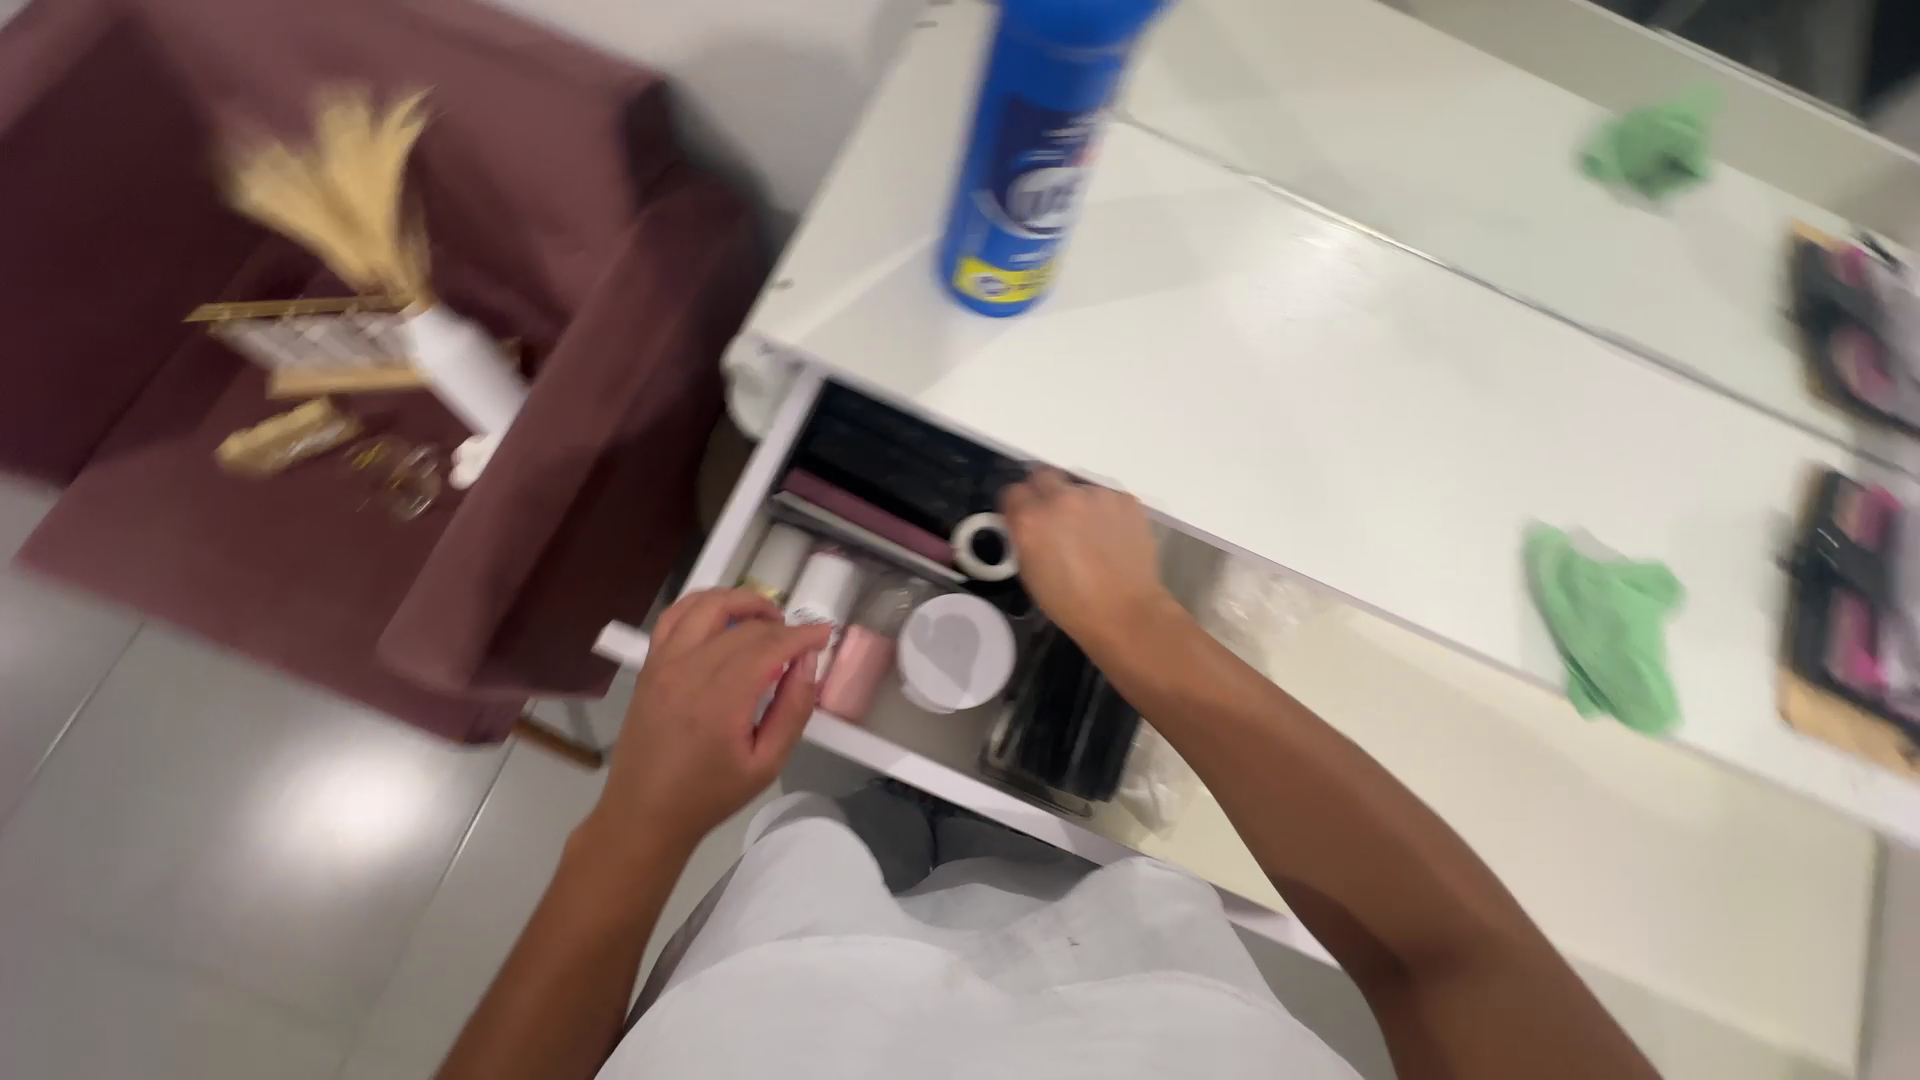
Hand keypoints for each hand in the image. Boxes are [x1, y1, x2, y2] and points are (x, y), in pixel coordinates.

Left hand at [583, 589, 830, 857]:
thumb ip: (793, 710)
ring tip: (766, 618)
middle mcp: (689, 671)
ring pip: (707, 605)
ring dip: (742, 601)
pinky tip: (723, 615)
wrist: (643, 814)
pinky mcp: (650, 665)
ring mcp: (664, 663)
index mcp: (720, 700)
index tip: (824, 634)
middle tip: (802, 641)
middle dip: (781, 626)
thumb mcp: (767, 764)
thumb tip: (807, 664)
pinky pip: (674, 616)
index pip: (769, 646)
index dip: (802, 635)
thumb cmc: (709, 795)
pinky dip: (702, 604)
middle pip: (744, 626)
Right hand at [1001, 467, 1176, 647]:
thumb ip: (1023, 536)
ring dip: (1078, 502)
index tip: (1024, 517)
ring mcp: (1096, 495)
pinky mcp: (1125, 499)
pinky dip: (1105, 511)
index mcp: (1030, 519)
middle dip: (1044, 492)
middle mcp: (1061, 498)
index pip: (1012, 491)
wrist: (1124, 611)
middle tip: (1055, 517)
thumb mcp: (1029, 572)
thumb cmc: (1070, 603)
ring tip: (1090, 531)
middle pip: (1043, 475)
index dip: (1018, 505)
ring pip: (1078, 486)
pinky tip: (1112, 535)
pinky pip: (1107, 497)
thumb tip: (1028, 522)